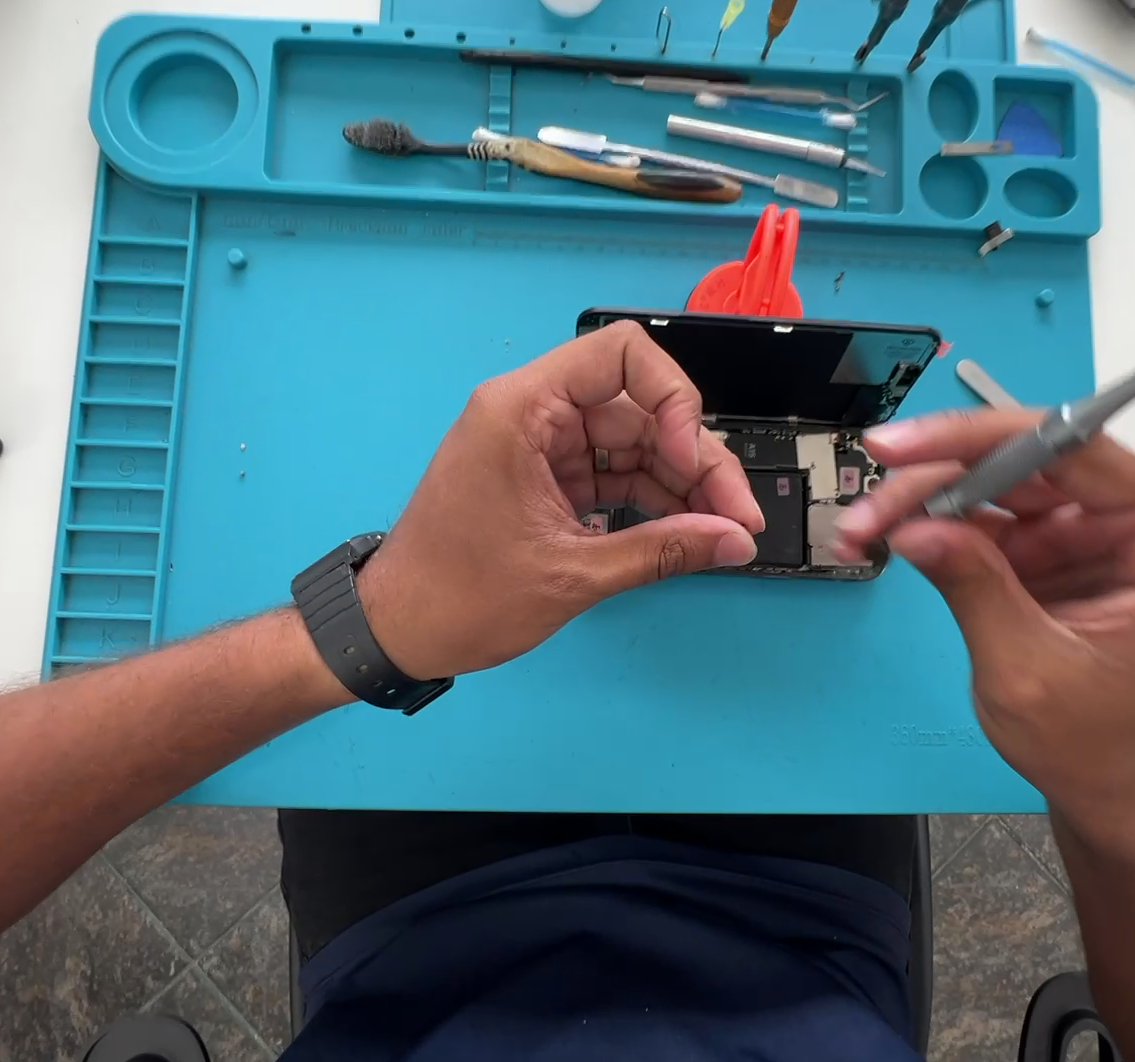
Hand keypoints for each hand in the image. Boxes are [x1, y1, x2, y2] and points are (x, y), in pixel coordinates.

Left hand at [356, 321, 763, 679]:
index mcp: (523, 409)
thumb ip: (664, 550)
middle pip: (640, 410)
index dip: (674, 398)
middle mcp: (534, 414)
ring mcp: (542, 448)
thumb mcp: (573, 574)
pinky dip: (652, 503)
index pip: (621, 355)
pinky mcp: (548, 481)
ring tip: (723, 534)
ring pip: (635, 446)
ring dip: (682, 487)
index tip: (692, 460)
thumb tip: (736, 542)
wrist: (396, 633)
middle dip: (696, 461)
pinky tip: (688, 532)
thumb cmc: (463, 598)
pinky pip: (615, 477)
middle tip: (737, 519)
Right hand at [830, 216, 1134, 816]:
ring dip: (925, 488)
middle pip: (1068, 442)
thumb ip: (978, 594)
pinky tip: (876, 530)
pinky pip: (975, 500)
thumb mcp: (1030, 676)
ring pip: (1006, 467)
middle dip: (967, 449)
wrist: (1075, 768)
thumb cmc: (1087, 737)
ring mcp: (1088, 521)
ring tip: (862, 523)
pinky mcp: (1037, 532)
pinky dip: (921, 512)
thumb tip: (916, 527)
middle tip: (888, 460)